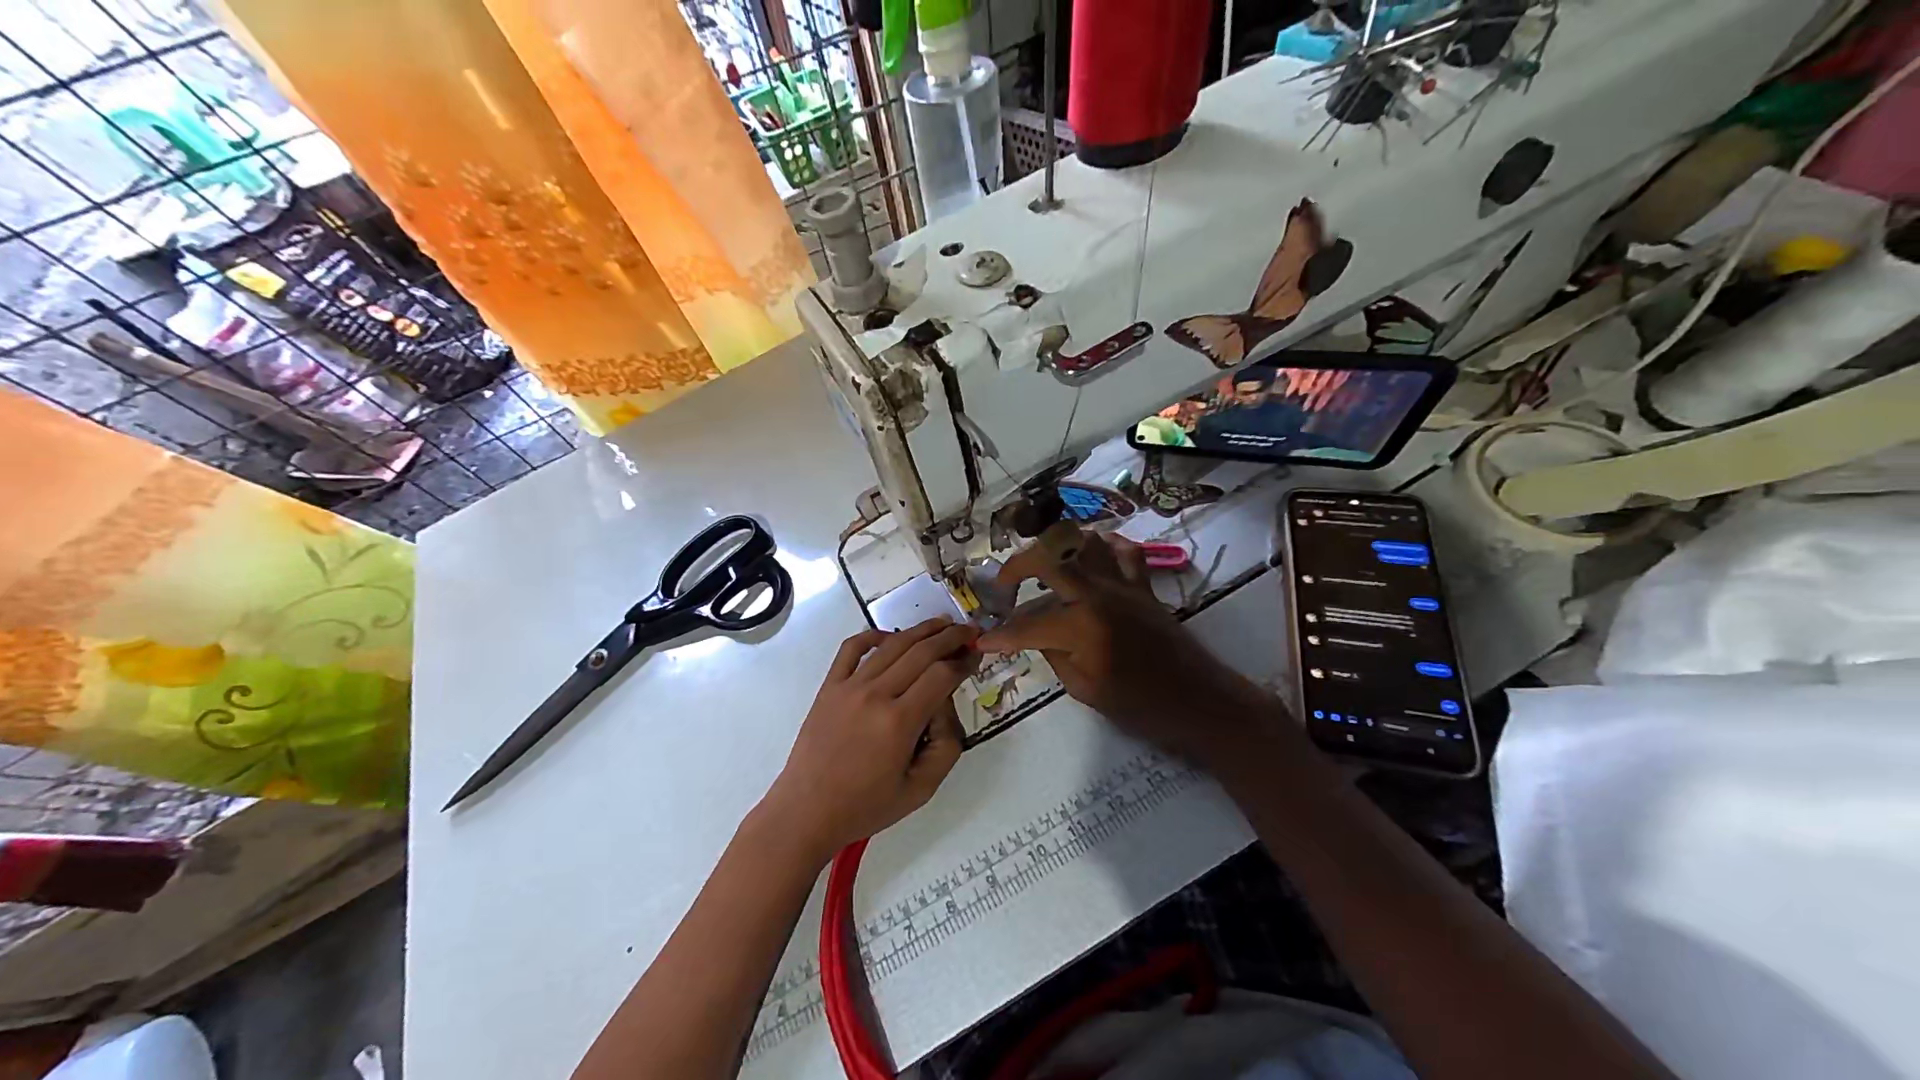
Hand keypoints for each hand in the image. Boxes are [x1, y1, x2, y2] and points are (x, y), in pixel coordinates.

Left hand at [762, 618, 978, 857]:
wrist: (807, 811)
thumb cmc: (866, 805)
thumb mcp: (921, 789)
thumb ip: (946, 746)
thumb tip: (945, 706)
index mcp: (900, 722)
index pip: (941, 675)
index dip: (964, 662)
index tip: (976, 657)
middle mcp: (875, 695)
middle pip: (921, 651)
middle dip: (950, 638)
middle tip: (969, 632)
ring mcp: (849, 686)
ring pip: (892, 645)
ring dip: (921, 630)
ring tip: (942, 623)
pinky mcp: (829, 686)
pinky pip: (852, 648)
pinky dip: (874, 635)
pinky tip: (891, 635)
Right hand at [976, 532, 1299, 779]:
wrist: (1198, 701)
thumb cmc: (1140, 706)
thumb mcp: (1085, 690)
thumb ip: (1055, 656)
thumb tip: (1038, 636)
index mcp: (1081, 626)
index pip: (1027, 625)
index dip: (1001, 635)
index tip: (984, 641)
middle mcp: (1099, 595)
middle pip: (1048, 557)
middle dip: (1017, 566)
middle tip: (1005, 585)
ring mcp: (1124, 585)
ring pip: (1085, 542)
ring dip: (1057, 549)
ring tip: (1043, 567)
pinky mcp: (1144, 586)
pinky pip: (1124, 551)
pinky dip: (1105, 547)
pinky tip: (1091, 557)